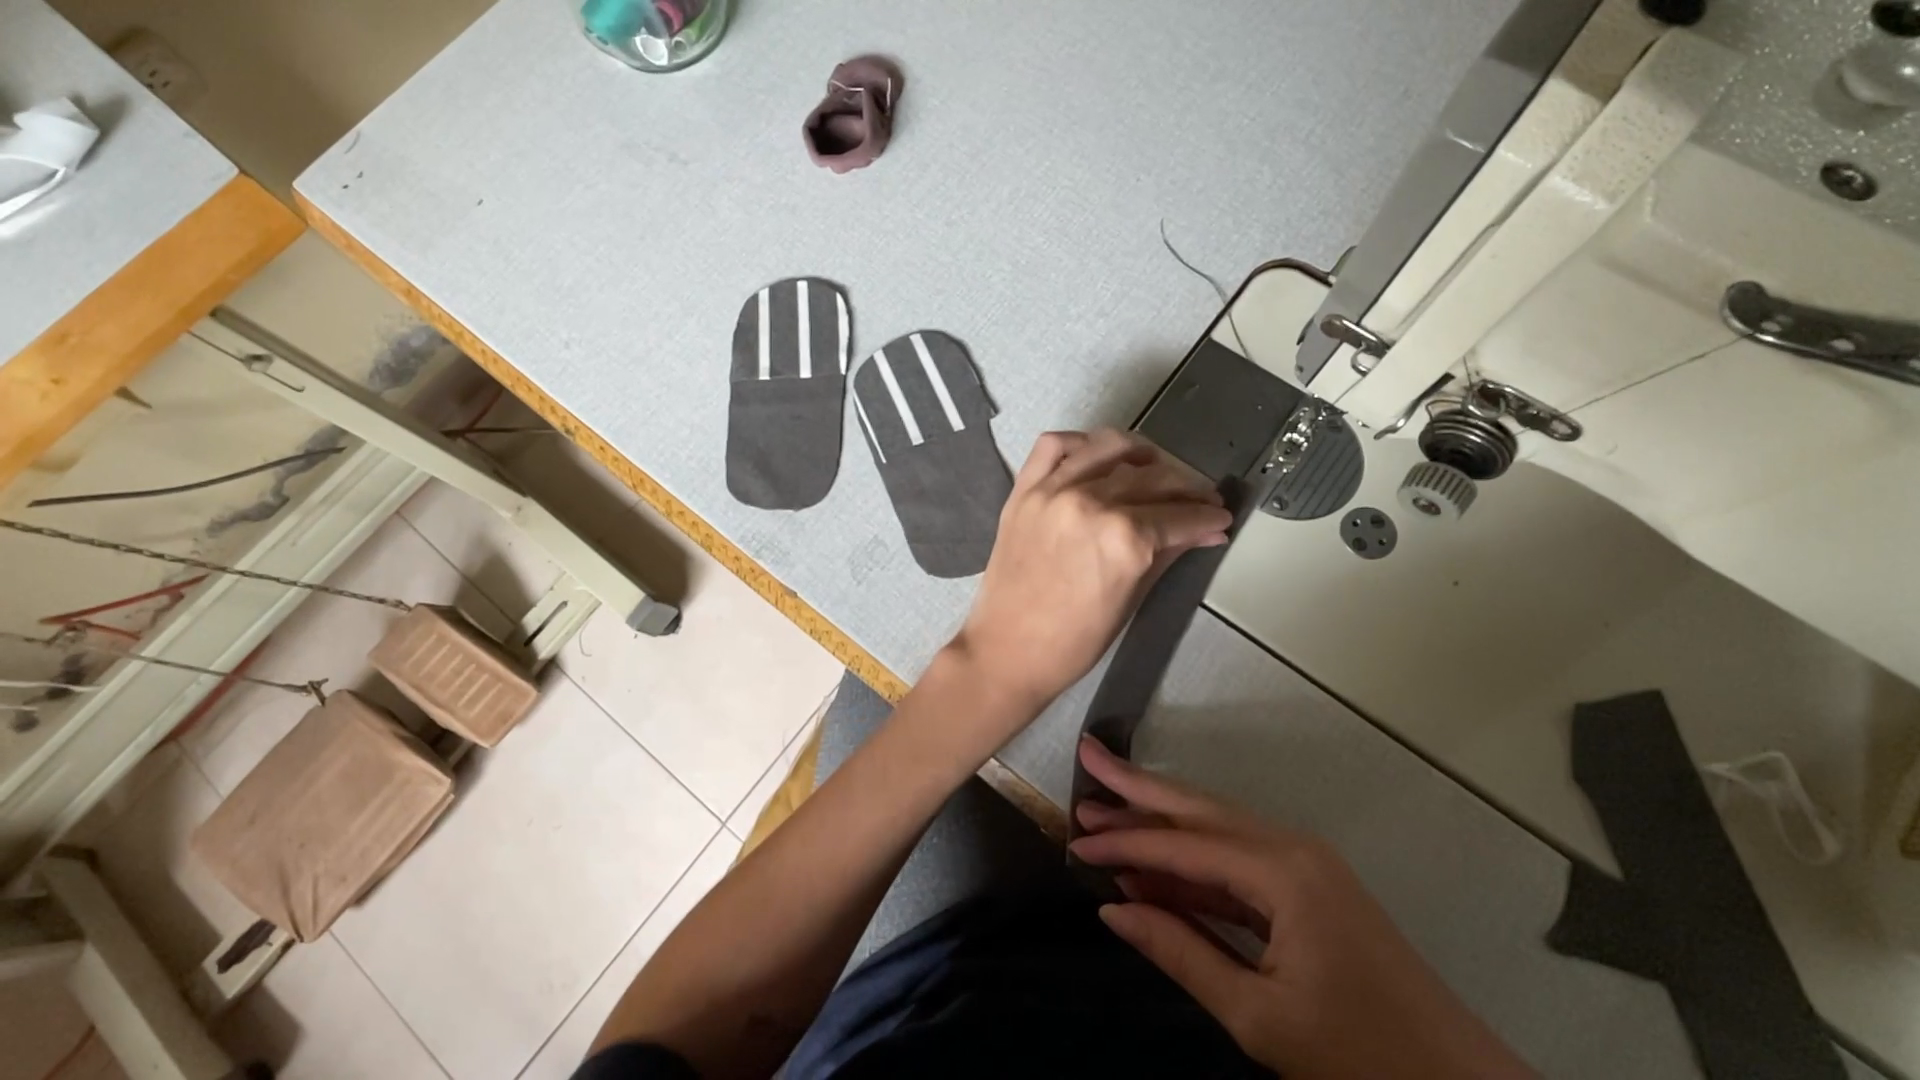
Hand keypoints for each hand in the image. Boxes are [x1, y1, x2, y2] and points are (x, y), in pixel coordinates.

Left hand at [951, 429, 1230, 711]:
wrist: (1008, 650)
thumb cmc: (1075, 641)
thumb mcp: (1132, 598)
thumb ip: (1170, 554)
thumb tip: (1208, 533)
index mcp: (1123, 538)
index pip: (1179, 516)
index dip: (1207, 517)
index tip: (1220, 518)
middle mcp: (1091, 502)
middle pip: (1152, 478)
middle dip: (1186, 488)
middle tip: (1201, 499)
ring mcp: (1053, 491)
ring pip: (1109, 448)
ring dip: (1142, 454)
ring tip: (1157, 468)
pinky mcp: (1024, 491)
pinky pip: (1054, 445)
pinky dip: (1081, 442)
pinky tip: (1100, 456)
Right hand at [1070, 738, 1537, 1079]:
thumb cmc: (1357, 1051)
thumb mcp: (1256, 1015)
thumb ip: (1180, 952)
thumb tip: (1113, 910)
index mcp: (1283, 872)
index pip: (1185, 844)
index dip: (1125, 840)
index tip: (1074, 839)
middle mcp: (1294, 850)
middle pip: (1202, 810)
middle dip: (1141, 790)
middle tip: (1088, 762)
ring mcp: (1307, 867)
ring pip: (1219, 832)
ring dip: (1164, 825)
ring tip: (1106, 813)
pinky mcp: (1312, 891)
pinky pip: (1240, 866)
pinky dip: (1196, 866)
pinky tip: (1157, 870)